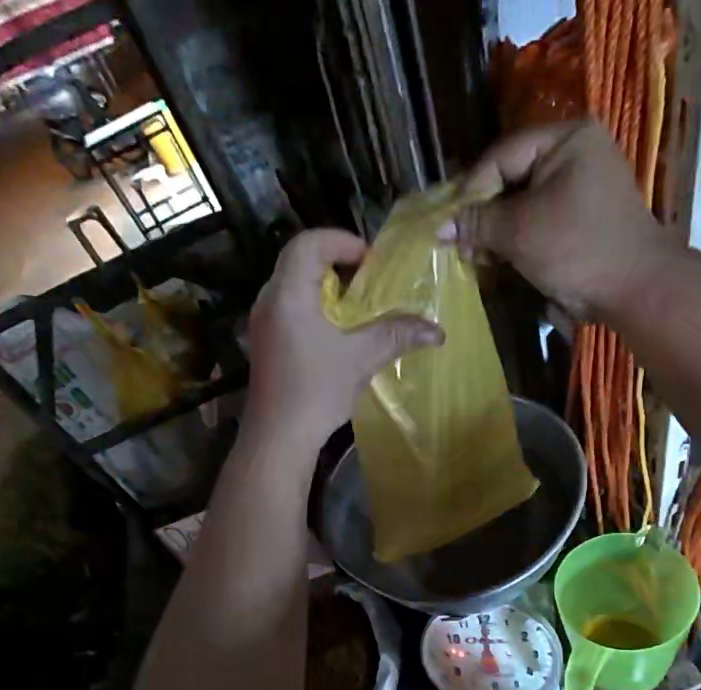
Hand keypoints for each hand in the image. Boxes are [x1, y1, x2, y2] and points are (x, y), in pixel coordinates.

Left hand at [245, 229, 443, 446]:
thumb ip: (396, 336)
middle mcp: (270, 300)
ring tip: (357, 306)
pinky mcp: (267, 344)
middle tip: (368, 280)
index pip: (309, 244)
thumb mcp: (361, 358)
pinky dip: (315, 308)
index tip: (371, 260)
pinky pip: (291, 309)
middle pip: (299, 261)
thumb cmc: (316, 390)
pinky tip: (338, 334)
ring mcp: (264, 323)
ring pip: (293, 286)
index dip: (341, 241)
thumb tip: (436, 330)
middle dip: (336, 263)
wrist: (278, 436)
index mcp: (288, 293)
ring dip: (325, 287)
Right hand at [452, 122, 675, 316]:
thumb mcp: (521, 233)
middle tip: (461, 246)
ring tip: (479, 258)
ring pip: (528, 204)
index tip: (447, 225)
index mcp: (568, 138)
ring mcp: (587, 189)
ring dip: (501, 233)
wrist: (639, 292)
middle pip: (514, 178)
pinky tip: (505, 261)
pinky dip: (524, 241)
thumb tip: (442, 226)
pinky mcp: (590, 222)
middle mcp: (580, 154)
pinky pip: (546, 222)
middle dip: (485, 215)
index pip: (502, 156)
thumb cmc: (579, 251)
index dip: (470, 192)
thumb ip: (478, 223)